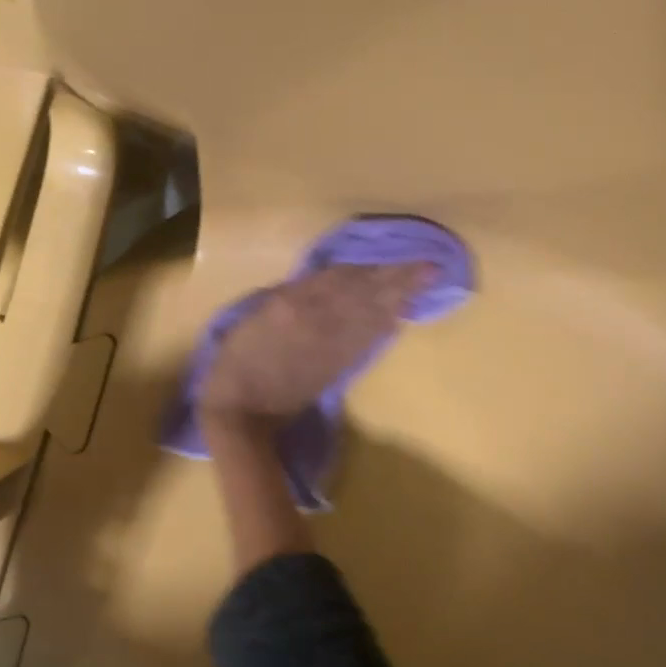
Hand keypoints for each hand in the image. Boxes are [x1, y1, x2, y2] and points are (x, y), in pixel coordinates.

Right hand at [198, 262, 434, 426]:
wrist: (243, 414)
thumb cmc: (234, 365)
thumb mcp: (249, 321)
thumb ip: (282, 300)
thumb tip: (312, 288)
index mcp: (290, 303)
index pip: (336, 277)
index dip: (365, 265)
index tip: (391, 252)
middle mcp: (317, 320)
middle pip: (362, 293)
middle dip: (396, 278)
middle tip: (430, 264)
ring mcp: (330, 346)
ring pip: (370, 316)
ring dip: (399, 299)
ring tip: (425, 283)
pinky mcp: (336, 369)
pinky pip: (365, 342)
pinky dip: (384, 328)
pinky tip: (400, 318)